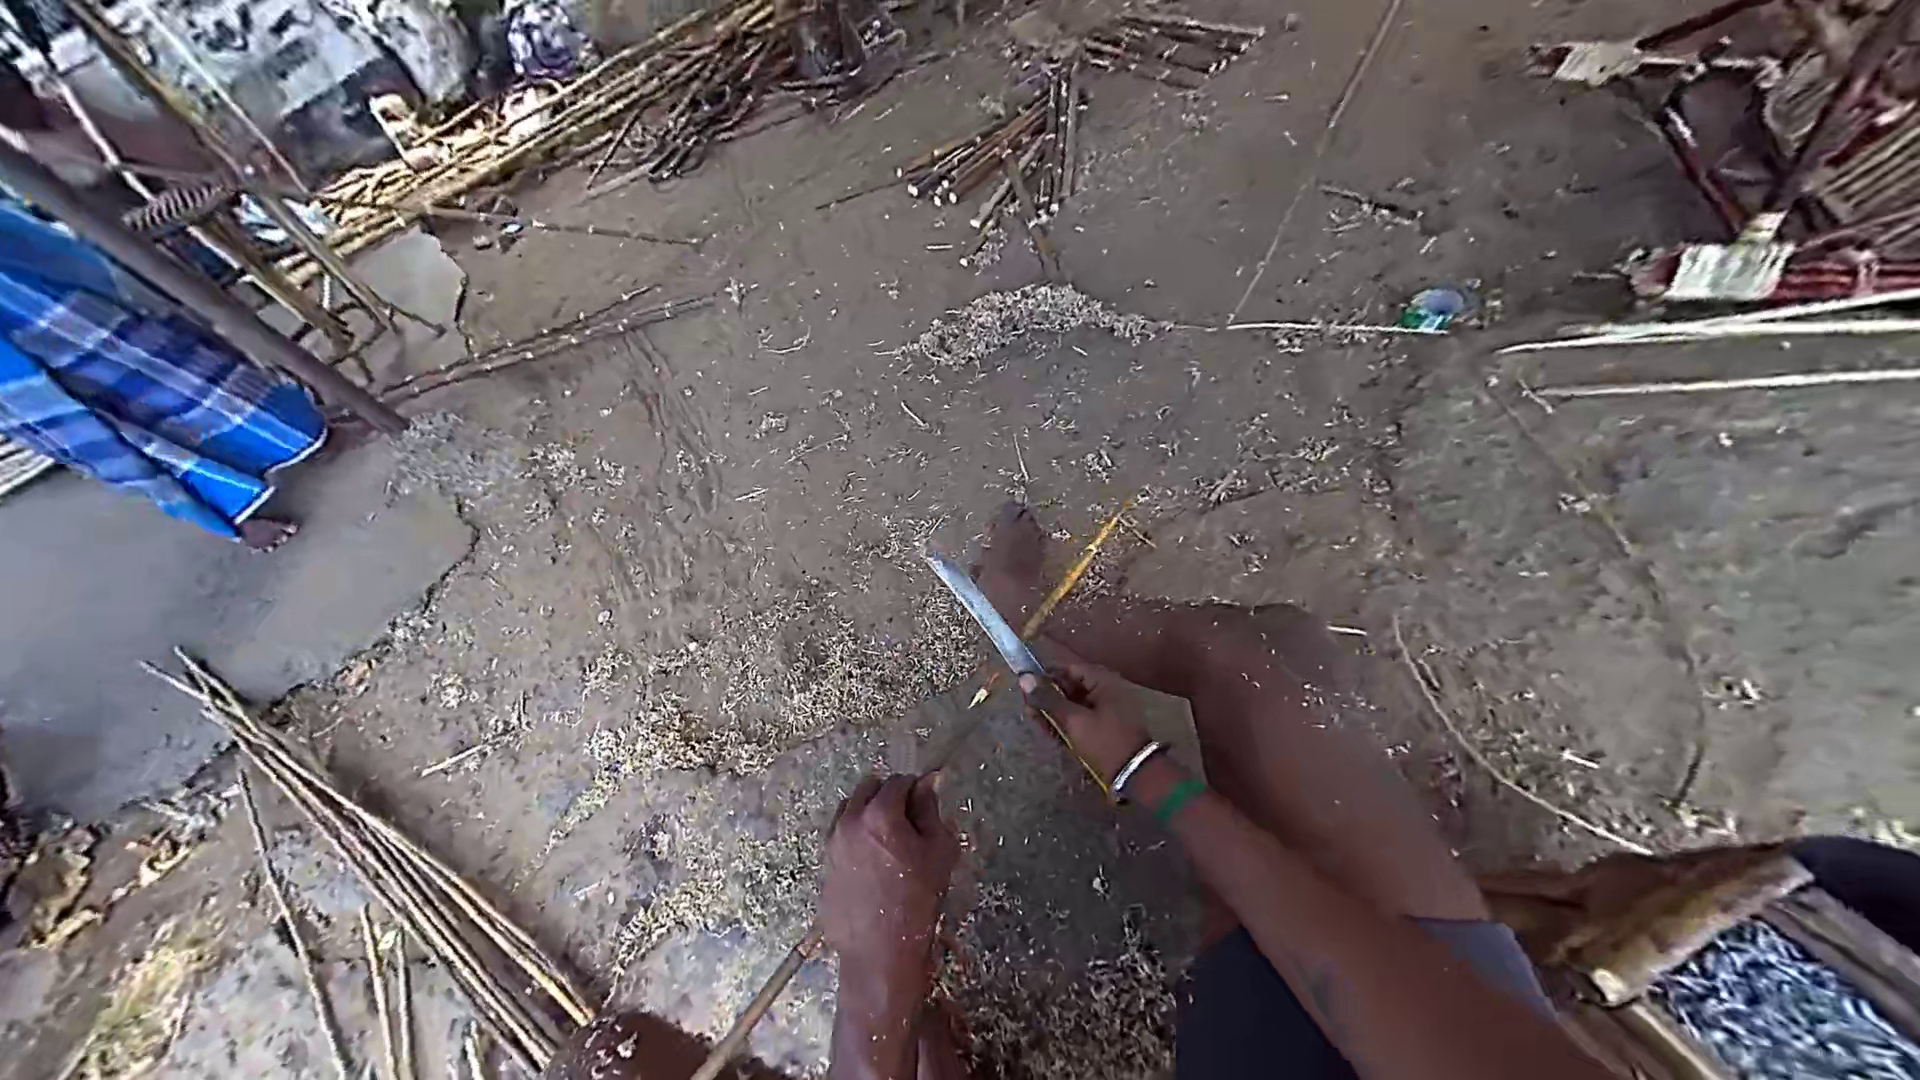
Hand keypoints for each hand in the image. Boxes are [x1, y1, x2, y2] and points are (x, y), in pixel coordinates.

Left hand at [821, 773, 959, 991]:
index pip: (898, 782)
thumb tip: (926, 785)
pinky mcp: (825, 864)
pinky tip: (872, 861)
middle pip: (869, 788)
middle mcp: (850, 821)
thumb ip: (931, 811)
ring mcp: (833, 843)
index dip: (915, 789)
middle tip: (907, 820)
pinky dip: (856, 835)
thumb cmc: (916, 900)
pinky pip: (840, 835)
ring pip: (851, 809)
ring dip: (869, 812)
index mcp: (879, 814)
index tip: (925, 804)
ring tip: (888, 839)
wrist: (880, 954)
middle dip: (889, 795)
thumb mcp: (939, 851)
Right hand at [1020, 641, 1153, 782]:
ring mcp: (1108, 708)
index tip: (1026, 688)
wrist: (1135, 774)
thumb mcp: (1074, 720)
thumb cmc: (1105, 741)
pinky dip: (1067, 722)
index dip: (1045, 677)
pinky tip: (1051, 732)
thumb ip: (1049, 699)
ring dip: (1055, 712)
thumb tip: (1024, 678)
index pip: (1068, 669)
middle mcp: (1107, 689)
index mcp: (1103, 680)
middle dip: (1048, 698)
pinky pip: (1082, 717)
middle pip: (1069, 686)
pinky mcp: (1106, 725)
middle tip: (1029, 710)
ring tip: (1037, 723)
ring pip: (1073, 703)